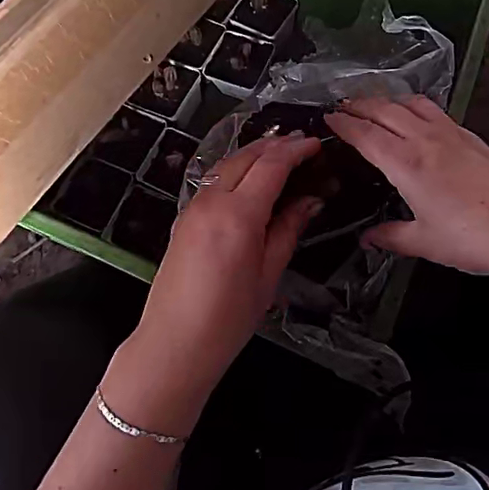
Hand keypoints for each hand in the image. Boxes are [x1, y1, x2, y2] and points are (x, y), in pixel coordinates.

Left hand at [126, 133, 321, 408]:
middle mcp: (212, 203)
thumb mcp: (269, 274)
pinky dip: (238, 169)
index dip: (296, 150)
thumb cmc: (228, 318)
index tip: (316, 144)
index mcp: (238, 216)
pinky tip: (253, 177)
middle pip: (246, 156)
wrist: (173, 345)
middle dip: (276, 144)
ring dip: (255, 152)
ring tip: (282, 153)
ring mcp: (193, 208)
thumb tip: (310, 201)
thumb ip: (289, 229)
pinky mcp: (184, 218)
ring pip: (227, 163)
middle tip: (302, 144)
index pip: (271, 166)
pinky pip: (215, 180)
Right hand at [325, 95, 488, 288]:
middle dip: (359, 104)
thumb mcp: (426, 243)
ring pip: (412, 103)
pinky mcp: (474, 137)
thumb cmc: (477, 239)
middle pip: (385, 109)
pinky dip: (415, 106)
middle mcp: (427, 140)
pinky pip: (436, 111)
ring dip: (388, 99)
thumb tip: (369, 238)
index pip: (365, 134)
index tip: (327, 118)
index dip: (342, 123)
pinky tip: (417, 117)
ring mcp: (453, 134)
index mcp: (407, 164)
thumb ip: (392, 237)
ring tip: (374, 104)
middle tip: (341, 105)